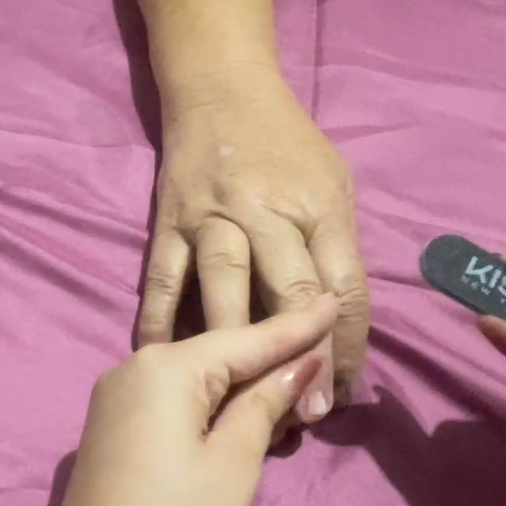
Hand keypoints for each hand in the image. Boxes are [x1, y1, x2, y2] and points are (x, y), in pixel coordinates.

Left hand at [36, 296, 335, 505]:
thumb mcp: (233, 463)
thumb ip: (264, 403)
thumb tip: (296, 363)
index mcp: (164, 367)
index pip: (245, 338)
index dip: (296, 326)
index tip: (336, 299)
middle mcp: (131, 368)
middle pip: (216, 353)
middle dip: (269, 357)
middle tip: (327, 354)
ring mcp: (114, 399)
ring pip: (193, 378)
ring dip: (241, 384)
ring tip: (297, 383)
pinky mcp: (110, 429)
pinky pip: (170, 401)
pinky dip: (209, 404)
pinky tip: (243, 411)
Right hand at [139, 64, 366, 423]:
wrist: (219, 89)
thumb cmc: (285, 144)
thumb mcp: (332, 183)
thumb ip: (335, 249)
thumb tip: (332, 329)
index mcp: (319, 204)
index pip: (342, 285)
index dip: (348, 346)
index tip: (345, 394)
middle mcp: (266, 212)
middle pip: (289, 292)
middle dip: (301, 358)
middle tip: (306, 416)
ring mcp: (211, 218)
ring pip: (224, 288)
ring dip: (234, 350)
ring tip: (241, 403)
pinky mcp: (167, 225)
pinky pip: (161, 281)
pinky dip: (157, 324)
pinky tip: (163, 365)